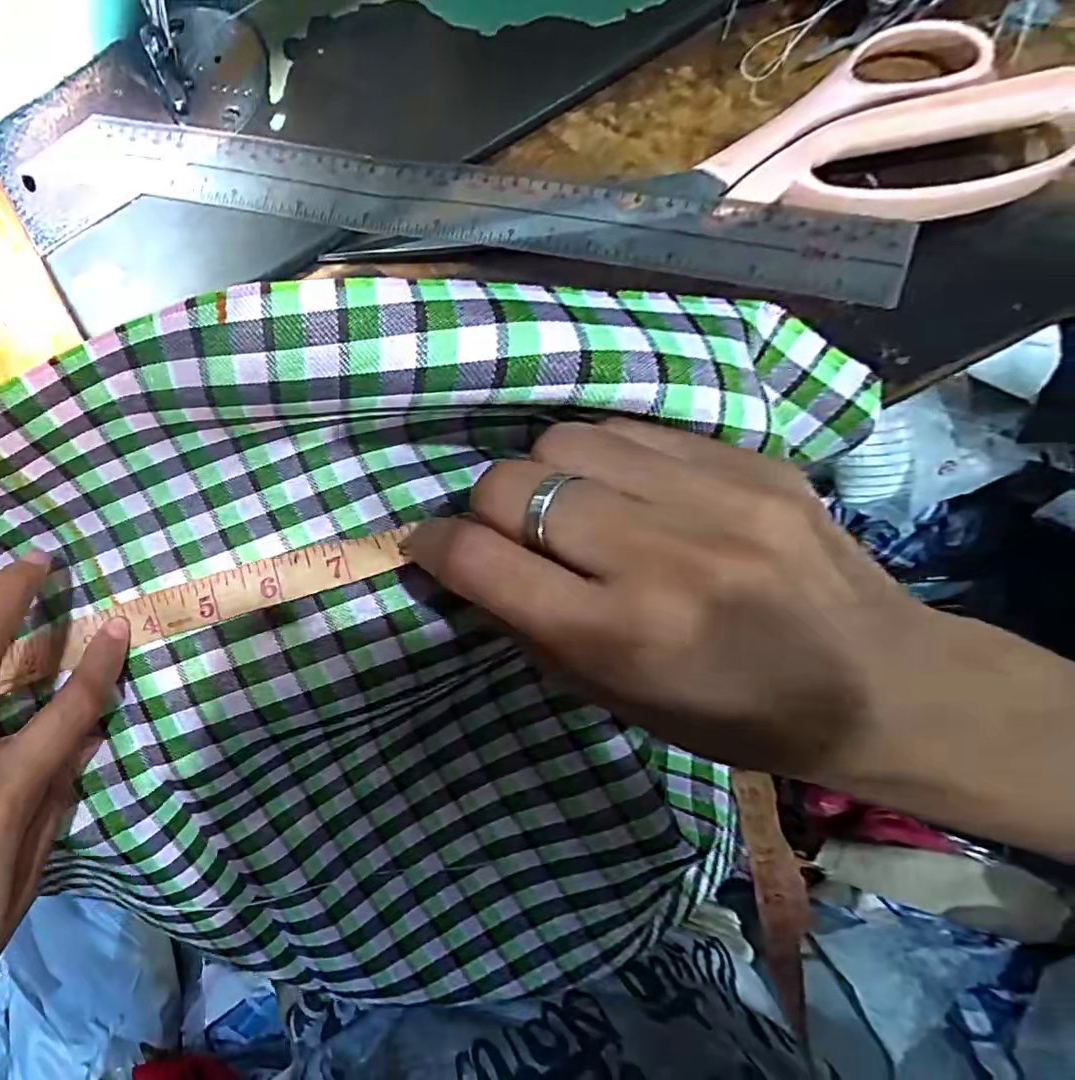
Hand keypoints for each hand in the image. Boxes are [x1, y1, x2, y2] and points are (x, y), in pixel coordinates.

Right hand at [406, 418, 1074, 858]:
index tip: (428, 546)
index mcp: (618, 630)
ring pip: (559, 442)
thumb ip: (516, 616)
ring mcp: (715, 500)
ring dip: (540, 473)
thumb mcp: (596, 688)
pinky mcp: (750, 463)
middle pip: (509, 485)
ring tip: (566, 503)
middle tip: (508, 532)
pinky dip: (598, 456)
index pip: (478, 558)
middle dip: (485, 508)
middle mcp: (662, 557)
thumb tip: (454, 556)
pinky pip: (624, 428)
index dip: (433, 545)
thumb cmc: (716, 708)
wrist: (886, 686)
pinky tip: (621, 487)